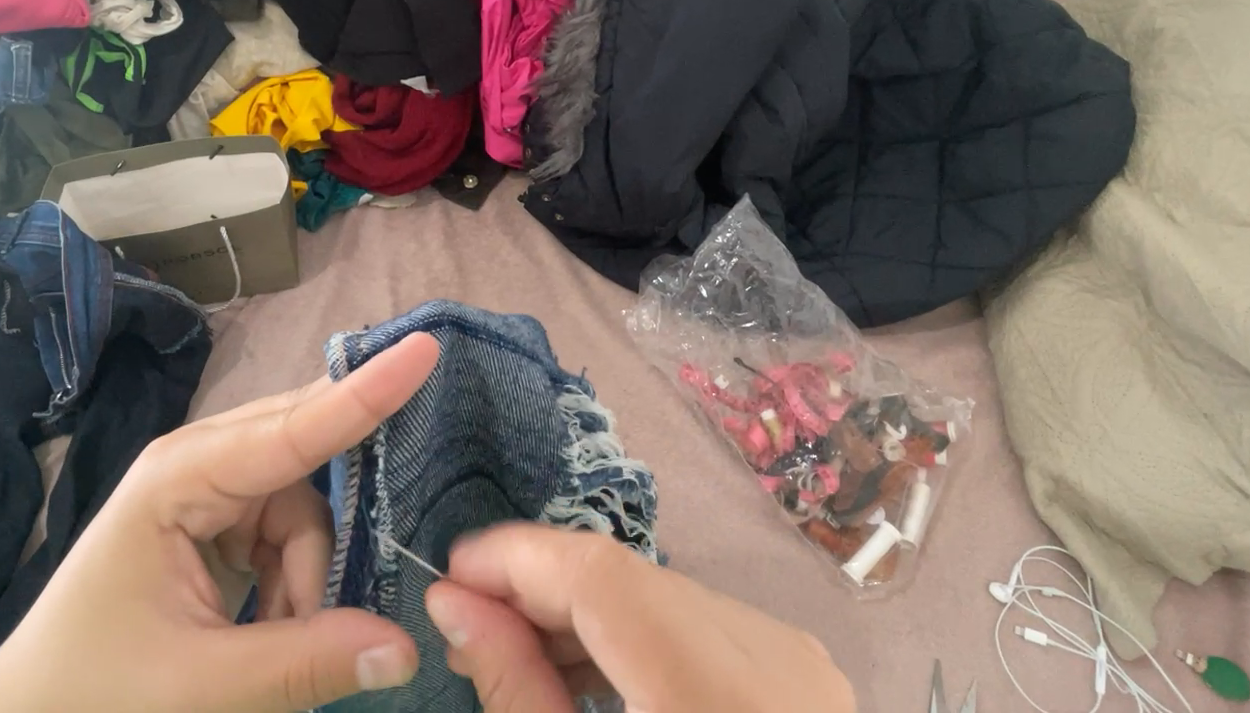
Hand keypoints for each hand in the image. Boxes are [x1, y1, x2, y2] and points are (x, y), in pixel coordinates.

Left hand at [0, 333, 441, 712]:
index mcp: (181, 476)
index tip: (422, 349)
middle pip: (306, 454)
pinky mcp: (220, 523)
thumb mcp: (197, 689)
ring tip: (278, 640)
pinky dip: (295, 584)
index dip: (366, 392)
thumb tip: (407, 646)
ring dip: (308, 577)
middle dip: (343, 500)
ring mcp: (211, 491)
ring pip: (307, 507)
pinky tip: (270, 628)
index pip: (294, 428)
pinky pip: (290, 535)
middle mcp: (200, 464)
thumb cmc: (89, 696)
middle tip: (402, 488)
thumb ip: (307, 662)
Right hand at [424, 524, 854, 712]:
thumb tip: (453, 602)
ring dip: (580, 611)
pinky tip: (585, 669)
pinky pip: (693, 623)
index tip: (450, 572)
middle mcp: (769, 653)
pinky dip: (630, 634)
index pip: (600, 571)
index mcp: (717, 692)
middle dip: (539, 588)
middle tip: (468, 621)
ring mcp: (795, 658)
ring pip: (659, 594)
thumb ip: (517, 689)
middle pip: (628, 578)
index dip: (517, 558)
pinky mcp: (798, 670)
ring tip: (514, 652)